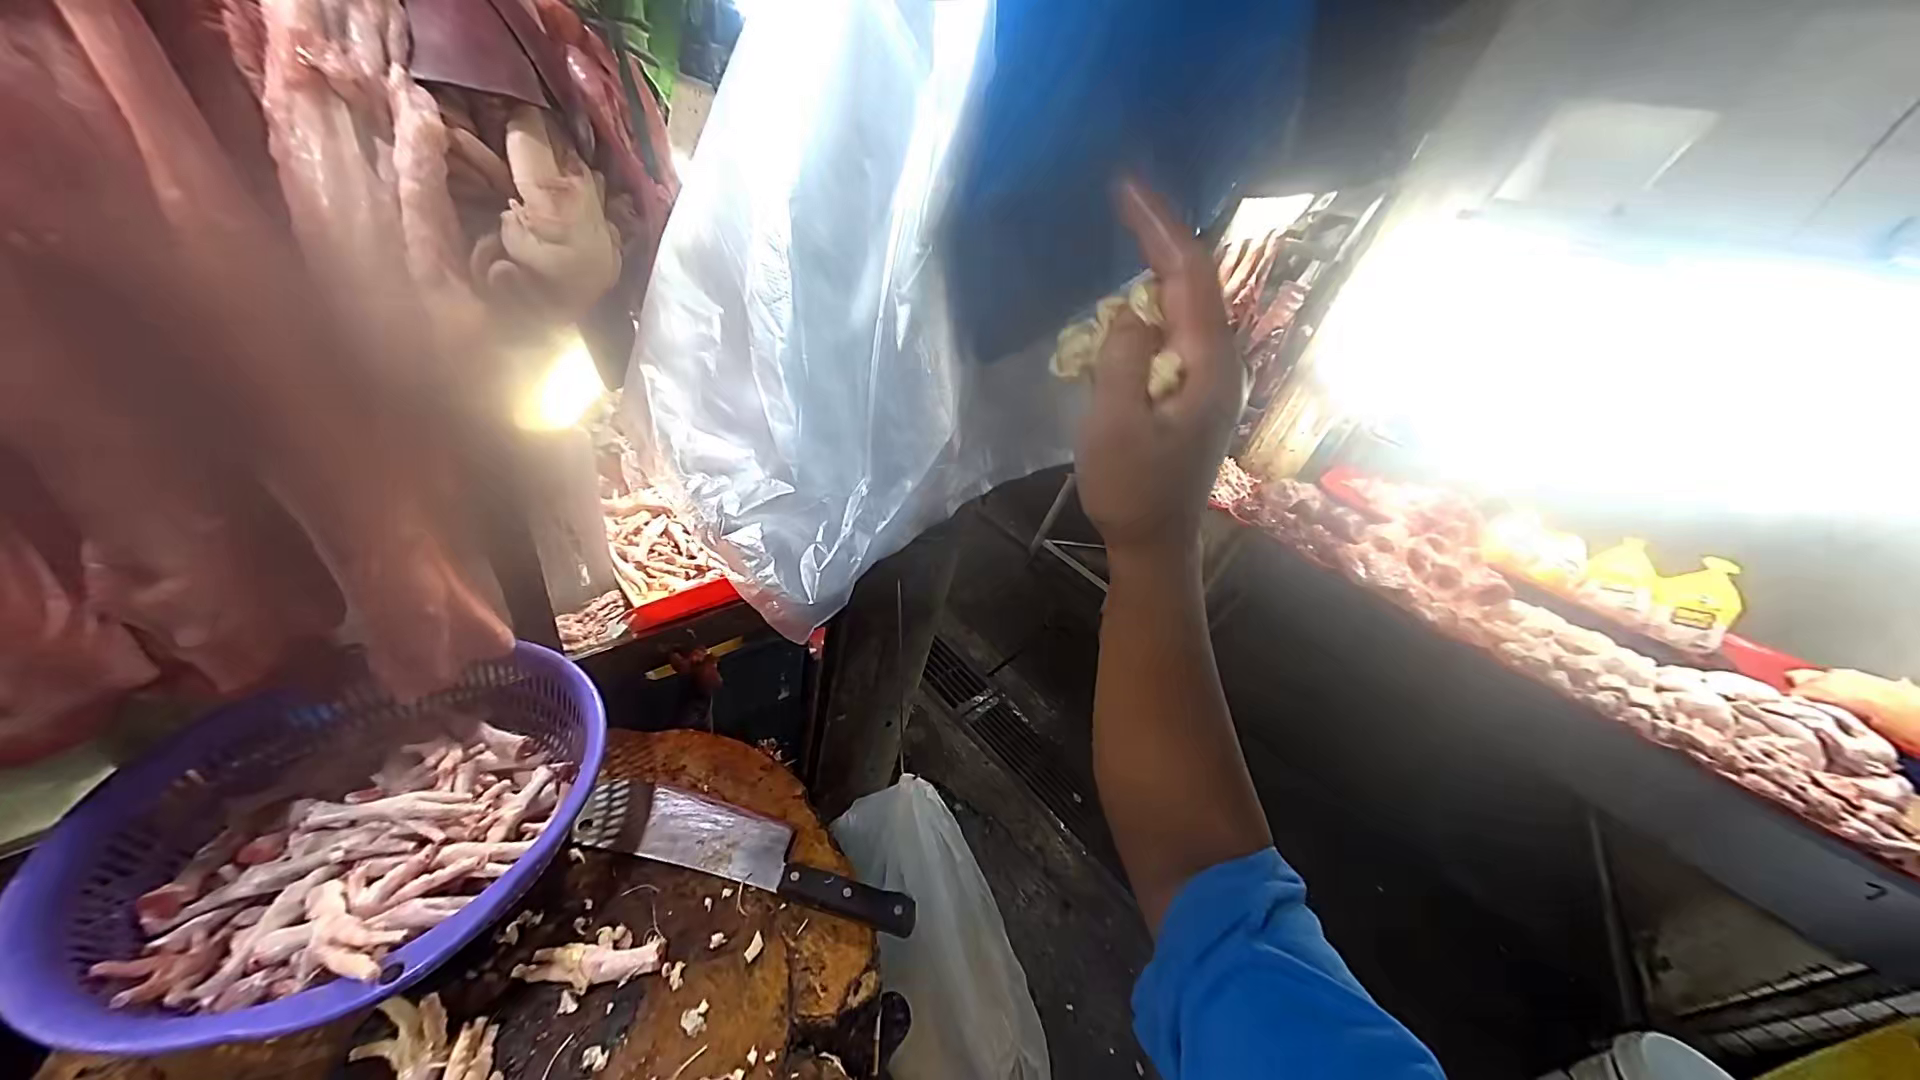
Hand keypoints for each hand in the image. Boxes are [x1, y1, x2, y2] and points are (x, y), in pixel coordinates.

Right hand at [1074, 180, 1244, 562]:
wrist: (1154, 543)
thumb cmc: (1132, 492)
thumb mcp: (1114, 427)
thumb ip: (1123, 360)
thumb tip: (1131, 313)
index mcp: (1209, 366)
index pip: (1191, 276)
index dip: (1160, 227)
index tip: (1126, 188)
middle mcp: (1220, 364)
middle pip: (1194, 284)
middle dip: (1159, 239)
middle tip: (1120, 202)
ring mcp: (1208, 381)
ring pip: (1183, 310)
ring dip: (1152, 276)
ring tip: (1122, 241)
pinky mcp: (1191, 395)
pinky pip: (1171, 338)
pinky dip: (1146, 314)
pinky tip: (1123, 311)